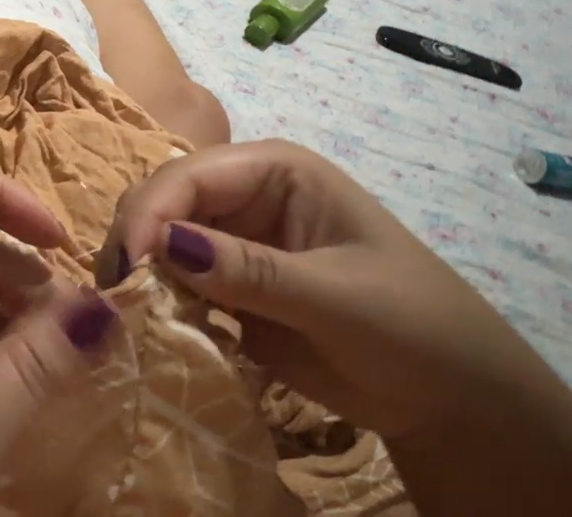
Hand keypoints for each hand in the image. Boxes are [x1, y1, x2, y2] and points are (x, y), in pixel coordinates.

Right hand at [98, 138, 527, 440]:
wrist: (453, 402)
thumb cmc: (415, 329)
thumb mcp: (338, 298)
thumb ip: (252, 271)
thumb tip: (164, 244)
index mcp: (273, 170)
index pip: (189, 175)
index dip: (153, 213)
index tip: (132, 267)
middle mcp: (241, 195)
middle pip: (160, 201)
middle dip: (136, 241)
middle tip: (118, 296)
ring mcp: (229, 240)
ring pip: (156, 240)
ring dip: (137, 273)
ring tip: (125, 314)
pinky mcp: (222, 285)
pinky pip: (169, 282)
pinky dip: (153, 300)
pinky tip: (147, 325)